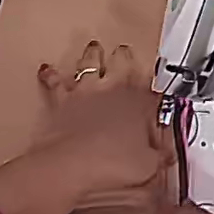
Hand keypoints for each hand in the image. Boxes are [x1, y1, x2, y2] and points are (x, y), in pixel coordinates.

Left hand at [0, 43, 171, 213]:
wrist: (73, 165)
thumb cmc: (113, 163)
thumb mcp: (148, 165)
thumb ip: (159, 155)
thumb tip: (167, 154)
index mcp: (139, 102)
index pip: (153, 88)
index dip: (156, 88)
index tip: (158, 91)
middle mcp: (113, 89)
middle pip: (123, 61)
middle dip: (125, 57)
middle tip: (126, 54)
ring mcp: (86, 90)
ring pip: (90, 61)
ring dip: (93, 54)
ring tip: (95, 48)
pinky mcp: (62, 99)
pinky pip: (54, 81)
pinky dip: (50, 74)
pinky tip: (46, 68)